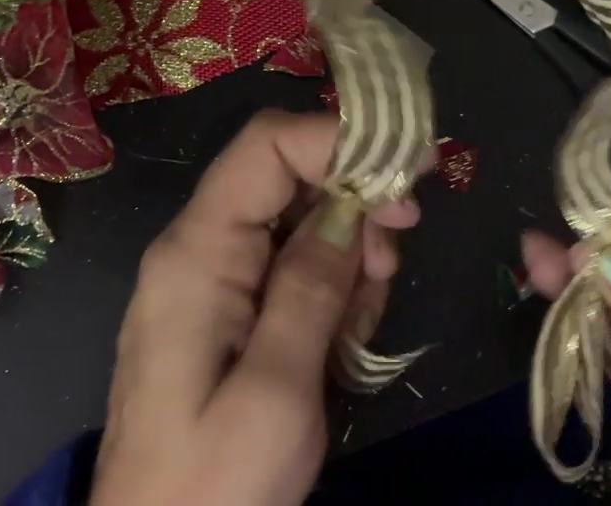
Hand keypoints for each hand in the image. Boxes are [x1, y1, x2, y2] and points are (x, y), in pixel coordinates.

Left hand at [92, 111, 419, 505]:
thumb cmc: (212, 485)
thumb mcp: (276, 393)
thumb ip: (311, 289)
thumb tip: (350, 207)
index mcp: (198, 251)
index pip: (267, 145)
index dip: (340, 139)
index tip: (412, 172)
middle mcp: (198, 248)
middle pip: (285, 180)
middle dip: (351, 206)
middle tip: (391, 263)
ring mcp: (210, 280)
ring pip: (295, 225)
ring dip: (345, 257)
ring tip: (359, 325)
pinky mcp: (225, 312)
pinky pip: (286, 270)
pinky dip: (327, 290)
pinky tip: (341, 342)